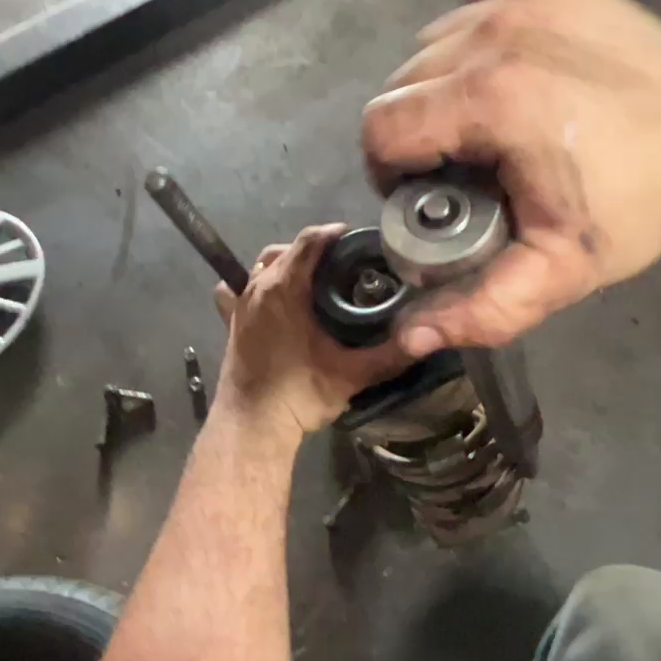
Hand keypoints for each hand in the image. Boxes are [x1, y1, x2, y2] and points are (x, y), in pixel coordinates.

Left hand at [213, 225, 412, 438]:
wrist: (253, 426)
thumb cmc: (299, 395)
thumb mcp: (352, 374)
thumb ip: (391, 354)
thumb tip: (429, 337)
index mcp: (284, 288)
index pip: (309, 241)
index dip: (335, 234)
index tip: (359, 241)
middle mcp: (258, 287)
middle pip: (287, 249)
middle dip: (315, 250)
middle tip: (346, 265)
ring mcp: (241, 304)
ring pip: (263, 265)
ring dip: (288, 263)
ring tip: (315, 279)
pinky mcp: (232, 323)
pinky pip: (237, 288)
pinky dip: (256, 284)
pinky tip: (272, 297)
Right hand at [362, 0, 660, 354]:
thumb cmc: (637, 209)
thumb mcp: (560, 273)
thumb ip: (483, 310)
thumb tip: (410, 338)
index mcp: (489, 98)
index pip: (382, 127)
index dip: (391, 172)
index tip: (431, 195)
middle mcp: (496, 31)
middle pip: (401, 82)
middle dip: (416, 133)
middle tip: (464, 168)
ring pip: (433, 40)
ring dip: (442, 85)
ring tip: (490, 123)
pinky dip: (476, 31)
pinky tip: (508, 66)